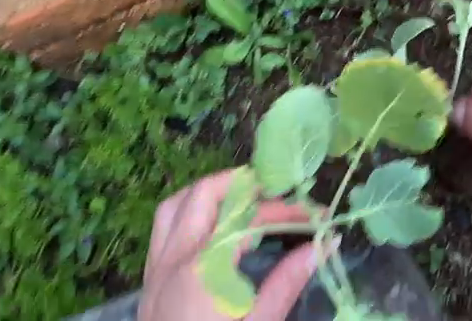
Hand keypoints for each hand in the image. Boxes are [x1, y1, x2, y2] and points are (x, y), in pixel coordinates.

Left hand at [139, 169, 318, 319]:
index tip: (316, 217)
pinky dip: (188, 215)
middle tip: (276, 195)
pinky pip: (162, 231)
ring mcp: (155, 270)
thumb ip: (288, 282)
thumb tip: (324, 244)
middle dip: (244, 185)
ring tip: (241, 202)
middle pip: (206, 193)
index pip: (251, 217)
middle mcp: (175, 258)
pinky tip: (210, 231)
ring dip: (210, 195)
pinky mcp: (147, 286)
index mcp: (204, 267)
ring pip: (176, 206)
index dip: (287, 211)